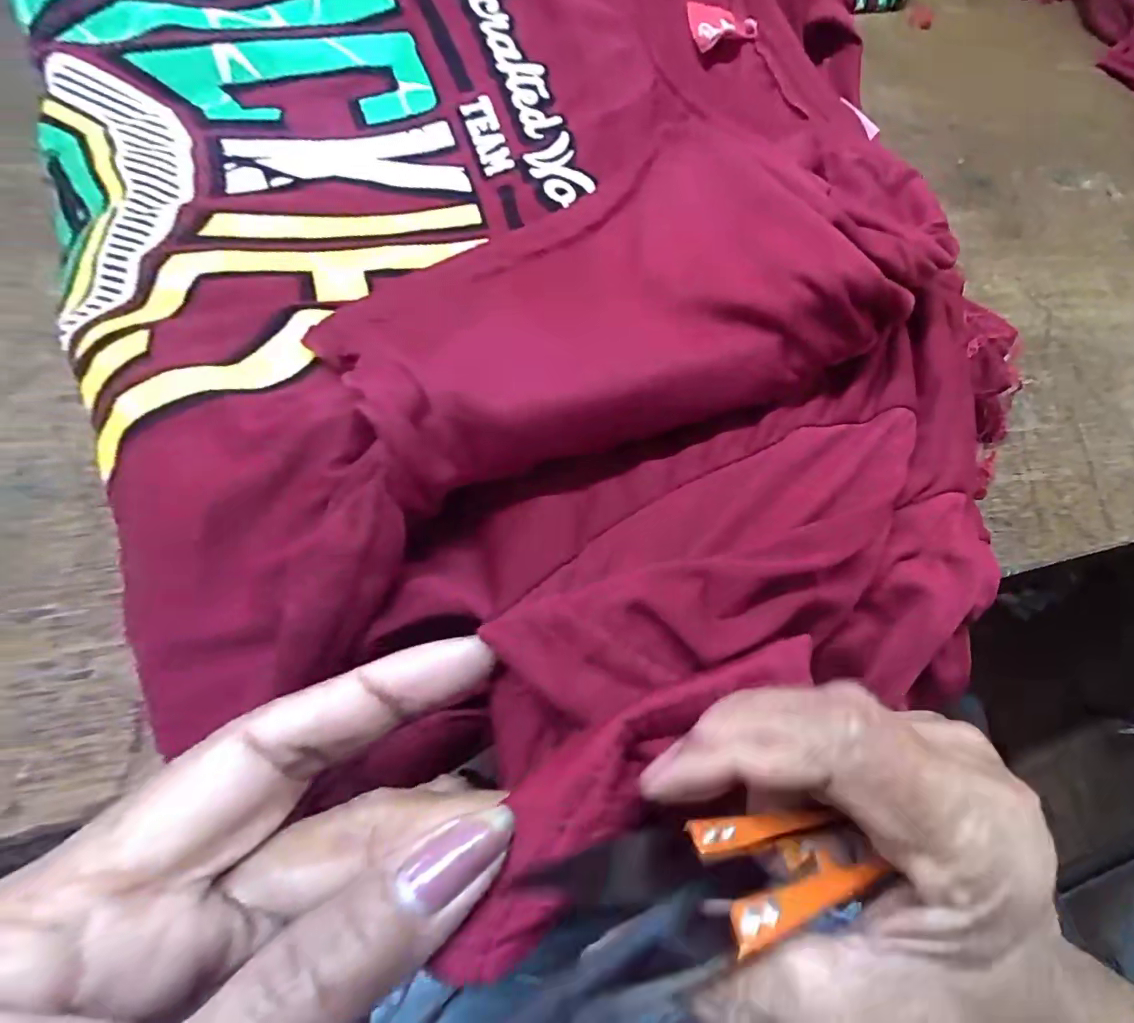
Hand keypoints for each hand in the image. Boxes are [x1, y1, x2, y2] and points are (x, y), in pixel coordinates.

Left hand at [0, 637, 514, 1022]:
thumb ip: (317, 971)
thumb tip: (482, 841)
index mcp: (69, 919)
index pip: (253, 757)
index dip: (372, 695)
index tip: (480, 653)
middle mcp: (156, 922)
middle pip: (333, 822)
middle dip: (444, 798)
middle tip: (556, 775)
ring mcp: (218, 967)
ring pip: (370, 878)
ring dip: (457, 856)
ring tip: (547, 827)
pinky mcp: (270, 1000)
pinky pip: (373, 933)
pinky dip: (438, 910)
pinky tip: (503, 883)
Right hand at [639, 683, 1133, 1022]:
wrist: (1019, 980)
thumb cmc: (949, 1004)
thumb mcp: (849, 1008)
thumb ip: (753, 972)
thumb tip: (661, 920)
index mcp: (972, 824)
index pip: (859, 744)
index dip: (756, 744)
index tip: (665, 779)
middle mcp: (967, 758)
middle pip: (844, 712)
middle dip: (741, 733)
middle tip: (664, 786)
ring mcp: (951, 738)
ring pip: (839, 709)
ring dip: (761, 740)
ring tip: (706, 795)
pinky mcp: (929, 740)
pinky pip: (846, 726)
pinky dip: (788, 750)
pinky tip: (761, 793)